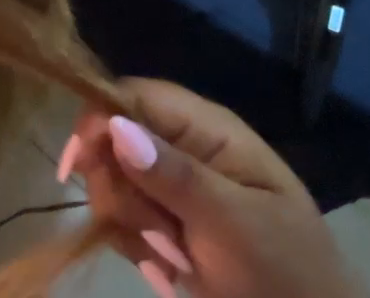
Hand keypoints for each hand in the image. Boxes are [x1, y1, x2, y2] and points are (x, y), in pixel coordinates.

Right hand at [63, 79, 366, 297]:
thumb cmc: (287, 274)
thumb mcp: (237, 226)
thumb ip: (176, 175)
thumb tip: (116, 125)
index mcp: (207, 128)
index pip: (132, 95)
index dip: (99, 121)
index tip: (83, 164)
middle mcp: (182, 144)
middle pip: (110, 139)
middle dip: (119, 187)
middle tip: (156, 230)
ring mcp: (170, 182)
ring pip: (109, 179)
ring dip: (128, 222)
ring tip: (172, 256)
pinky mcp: (162, 215)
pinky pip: (117, 214)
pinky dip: (131, 242)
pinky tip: (165, 267)